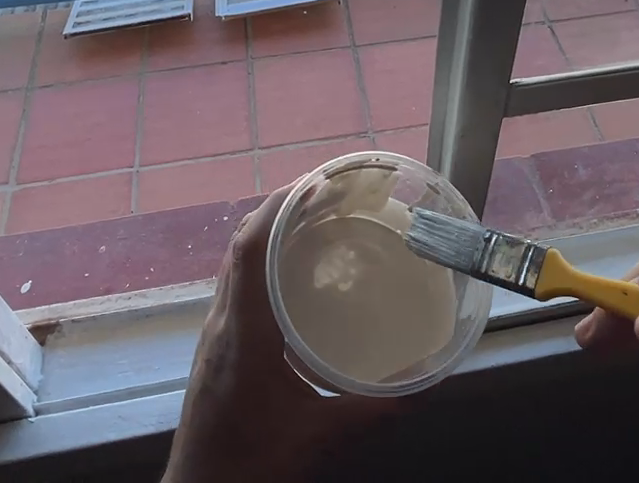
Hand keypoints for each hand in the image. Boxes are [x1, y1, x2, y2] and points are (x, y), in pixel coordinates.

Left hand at [162, 185, 394, 482]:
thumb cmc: (252, 465)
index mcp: (243, 334)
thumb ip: (373, 409)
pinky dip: (262, 254)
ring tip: (313, 214)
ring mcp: (215, 329)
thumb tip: (424, 378)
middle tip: (326, 190)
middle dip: (280, 206)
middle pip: (240, 242)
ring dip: (268, 226)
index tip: (317, 184)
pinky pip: (236, 278)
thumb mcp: (319, 437)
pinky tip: (292, 265)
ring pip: (235, 258)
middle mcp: (223, 321)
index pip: (248, 250)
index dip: (279, 207)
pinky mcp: (217, 340)